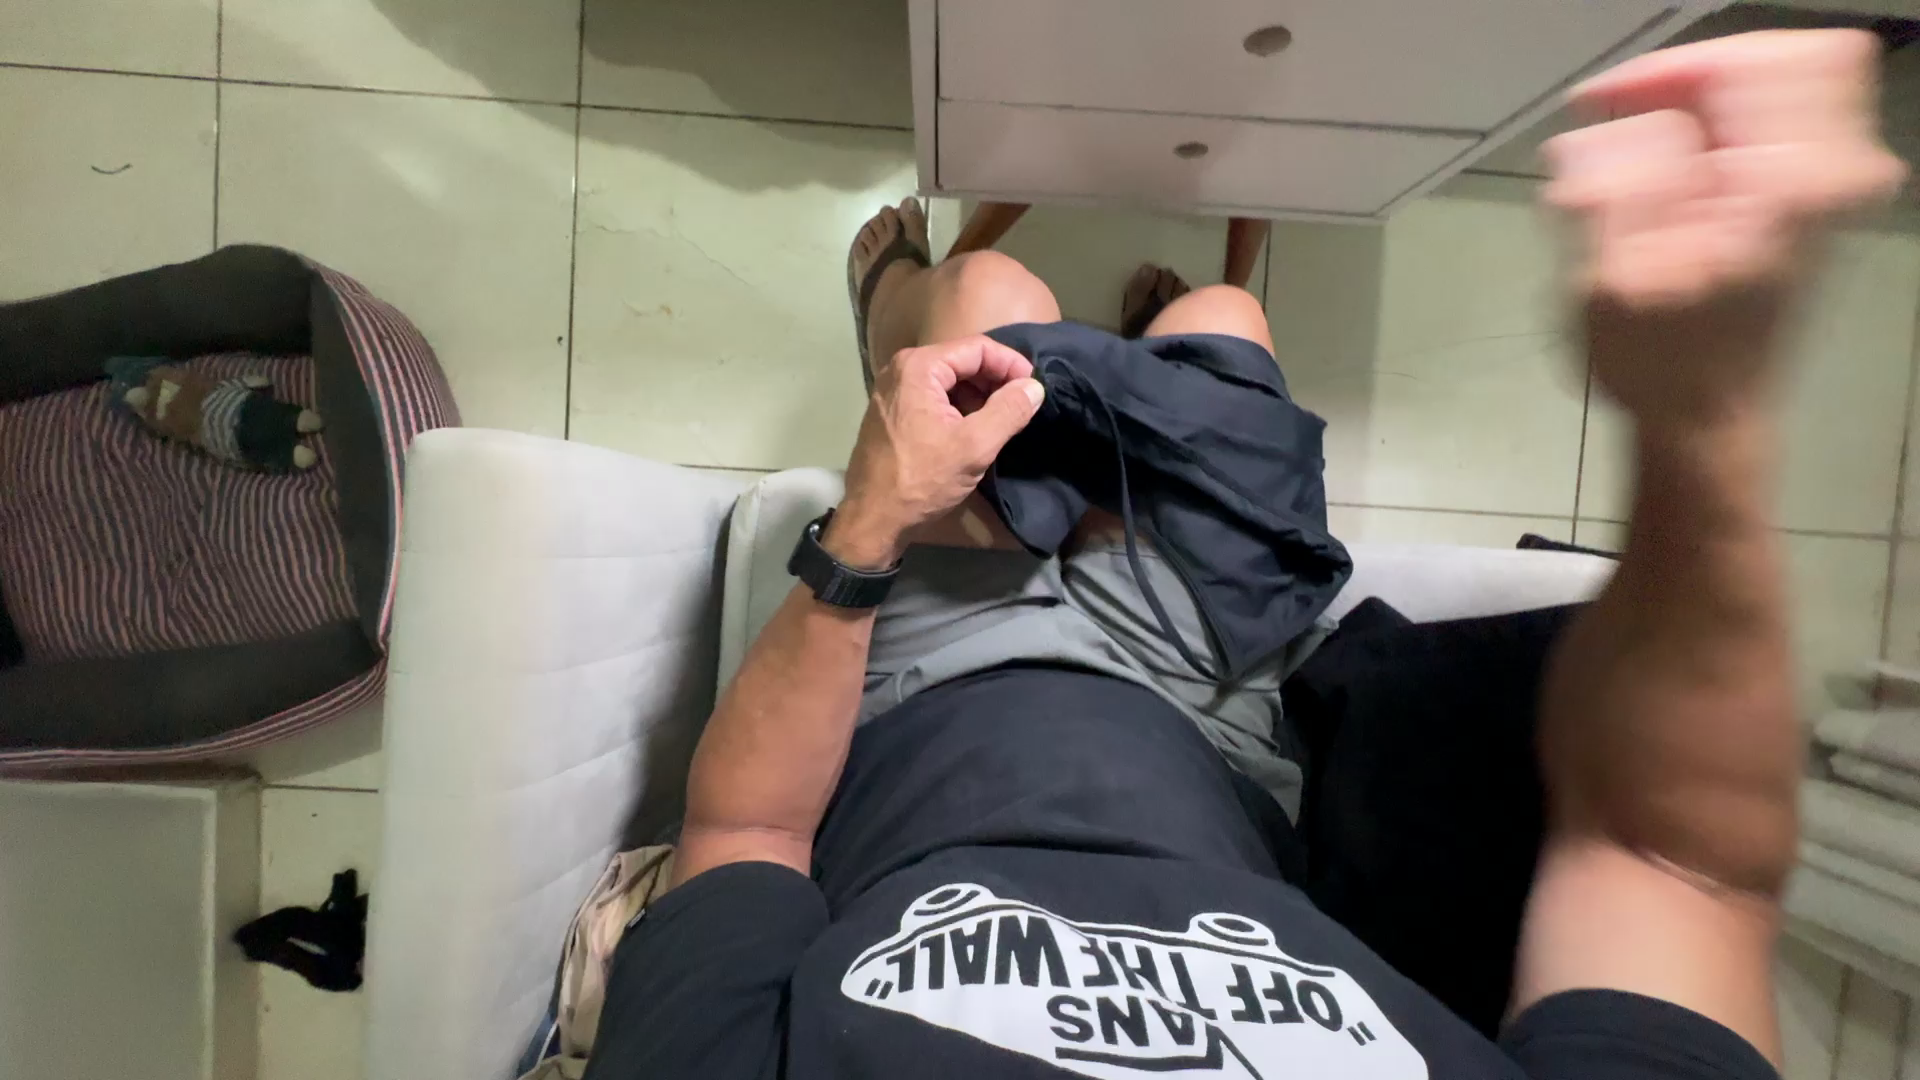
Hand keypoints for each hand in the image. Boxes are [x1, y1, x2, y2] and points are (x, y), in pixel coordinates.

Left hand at [828, 335, 1044, 567]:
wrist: (872, 519)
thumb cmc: (921, 480)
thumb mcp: (974, 447)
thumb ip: (1008, 411)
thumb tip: (1034, 387)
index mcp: (919, 368)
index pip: (978, 348)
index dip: (1011, 364)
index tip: (1034, 388)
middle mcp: (901, 370)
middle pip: (962, 361)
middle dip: (995, 380)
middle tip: (1021, 406)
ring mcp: (893, 391)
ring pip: (949, 381)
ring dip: (979, 396)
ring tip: (1002, 421)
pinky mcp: (892, 413)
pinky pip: (934, 398)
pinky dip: (959, 408)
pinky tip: (974, 431)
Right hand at [1544, 30, 1905, 426]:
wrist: (1706, 417)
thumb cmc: (1654, 362)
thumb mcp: (1612, 283)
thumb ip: (1610, 197)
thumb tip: (1587, 136)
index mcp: (1787, 183)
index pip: (1760, 63)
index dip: (1674, 67)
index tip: (1597, 104)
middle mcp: (1826, 171)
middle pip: (1774, 67)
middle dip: (1681, 83)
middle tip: (1607, 122)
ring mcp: (1819, 187)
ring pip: (1765, 100)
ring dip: (1684, 114)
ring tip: (1613, 158)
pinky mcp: (1798, 205)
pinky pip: (1758, 137)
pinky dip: (1697, 140)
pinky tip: (1645, 180)